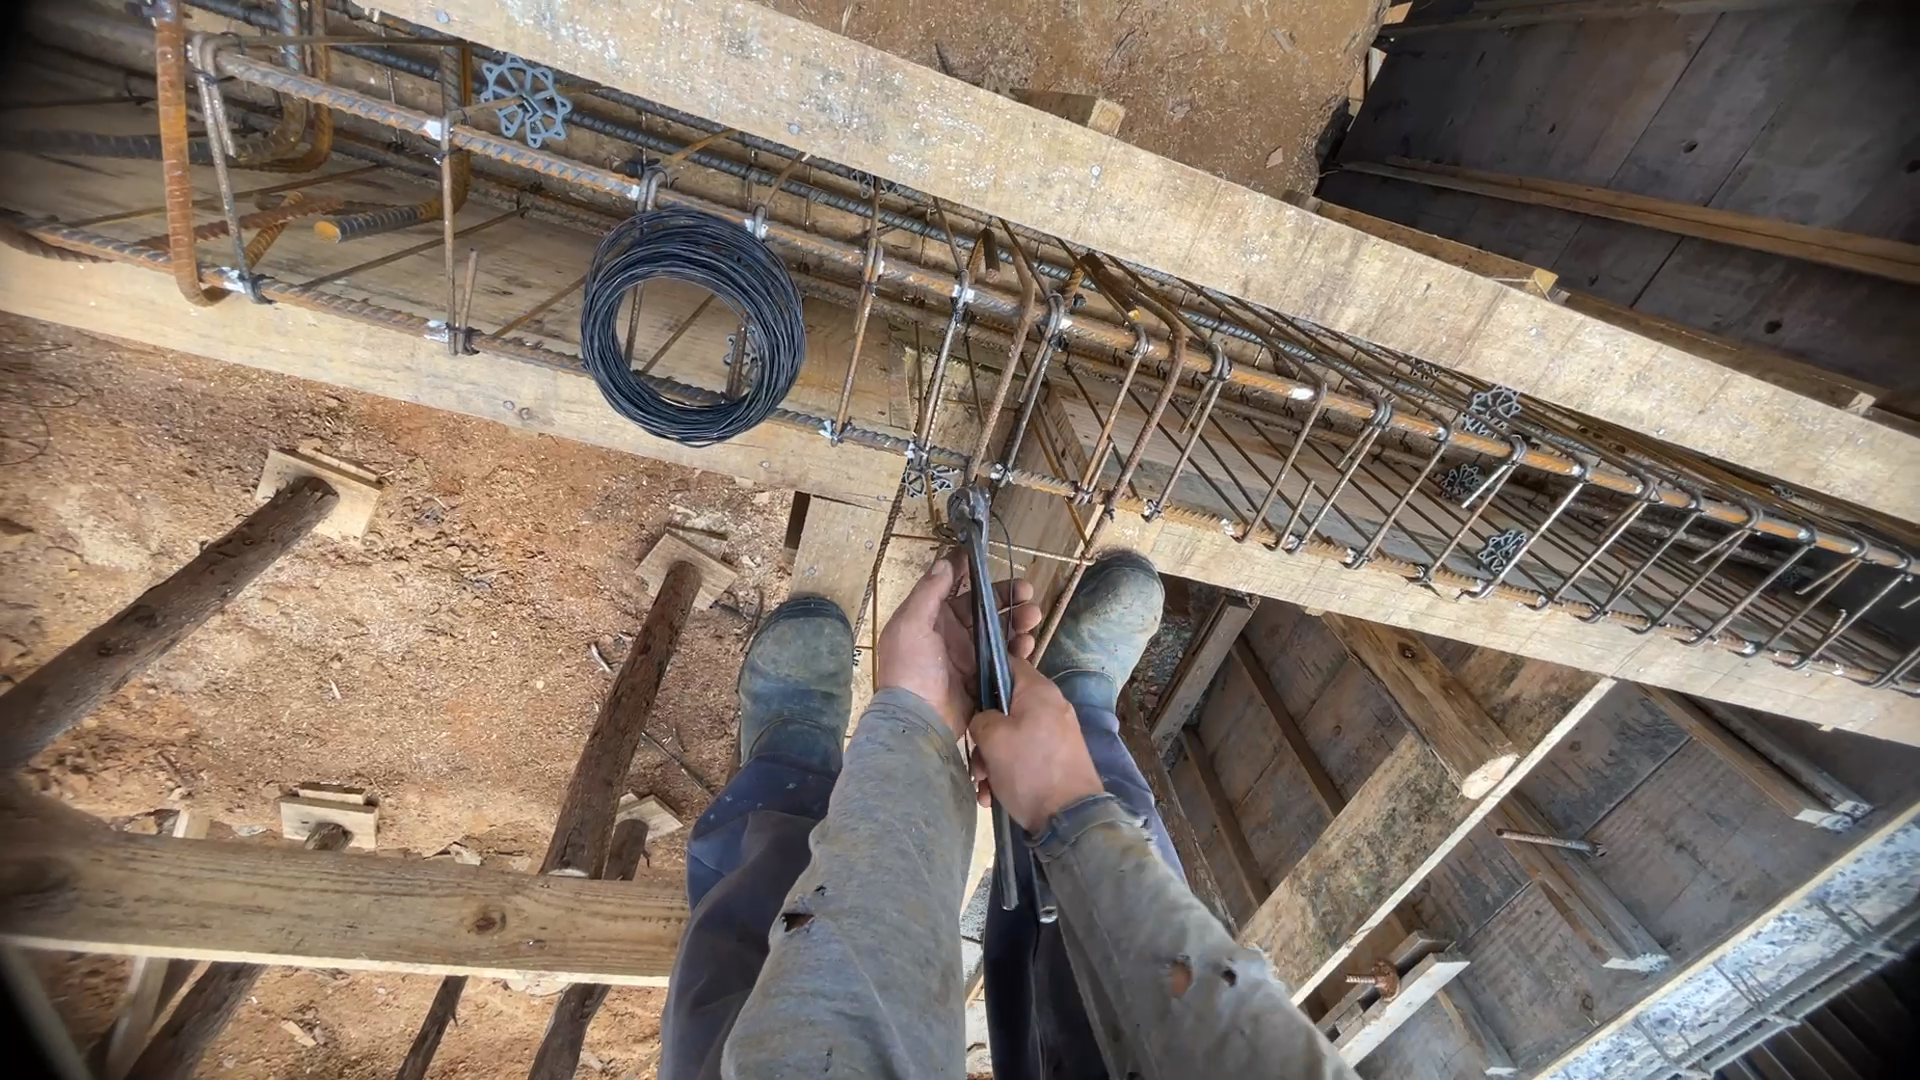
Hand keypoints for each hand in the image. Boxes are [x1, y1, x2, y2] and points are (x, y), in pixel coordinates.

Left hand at [875, 550, 1042, 737]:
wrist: (920, 721)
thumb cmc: (911, 669)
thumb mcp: (911, 625)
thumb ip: (929, 592)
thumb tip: (944, 562)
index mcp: (930, 617)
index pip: (953, 586)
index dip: (970, 571)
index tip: (989, 559)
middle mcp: (951, 633)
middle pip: (984, 607)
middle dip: (1007, 597)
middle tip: (1027, 591)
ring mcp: (969, 655)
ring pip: (999, 629)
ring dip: (1017, 620)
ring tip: (1032, 617)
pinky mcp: (984, 676)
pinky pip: (1006, 657)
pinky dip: (1018, 648)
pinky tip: (1027, 644)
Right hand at [970, 654, 1104, 831]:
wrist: (1071, 819)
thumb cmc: (1030, 769)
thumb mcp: (992, 739)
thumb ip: (981, 718)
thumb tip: (985, 720)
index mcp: (1039, 690)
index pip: (1008, 663)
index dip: (983, 675)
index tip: (968, 698)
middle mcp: (1052, 705)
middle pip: (1006, 706)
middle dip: (985, 735)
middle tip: (977, 761)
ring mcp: (1057, 732)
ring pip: (1013, 735)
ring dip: (992, 759)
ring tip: (985, 786)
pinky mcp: (1059, 757)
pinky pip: (1026, 754)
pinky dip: (1009, 771)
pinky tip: (995, 795)